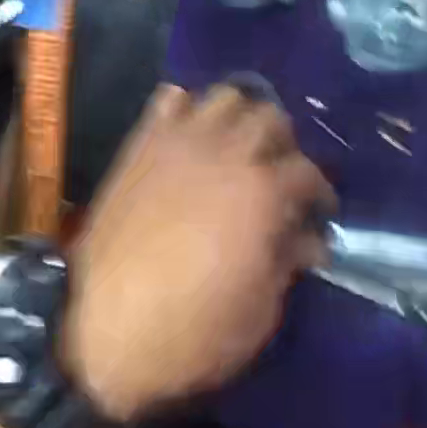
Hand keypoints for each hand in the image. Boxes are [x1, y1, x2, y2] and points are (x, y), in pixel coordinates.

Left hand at [61, 83, 335, 421]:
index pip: (307, 172)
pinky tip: (189, 136)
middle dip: (283, 144)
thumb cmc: (194, 330)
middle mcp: (226, 152)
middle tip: (278, 173)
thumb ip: (286, 261)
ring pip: (224, 97)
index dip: (318, 192)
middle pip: (271, 117)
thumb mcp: (258, 310)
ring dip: (239, 117)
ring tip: (236, 147)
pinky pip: (169, 99)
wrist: (107, 325)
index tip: (317, 210)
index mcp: (262, 192)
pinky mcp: (143, 141)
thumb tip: (306, 238)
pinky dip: (186, 109)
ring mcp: (181, 140)